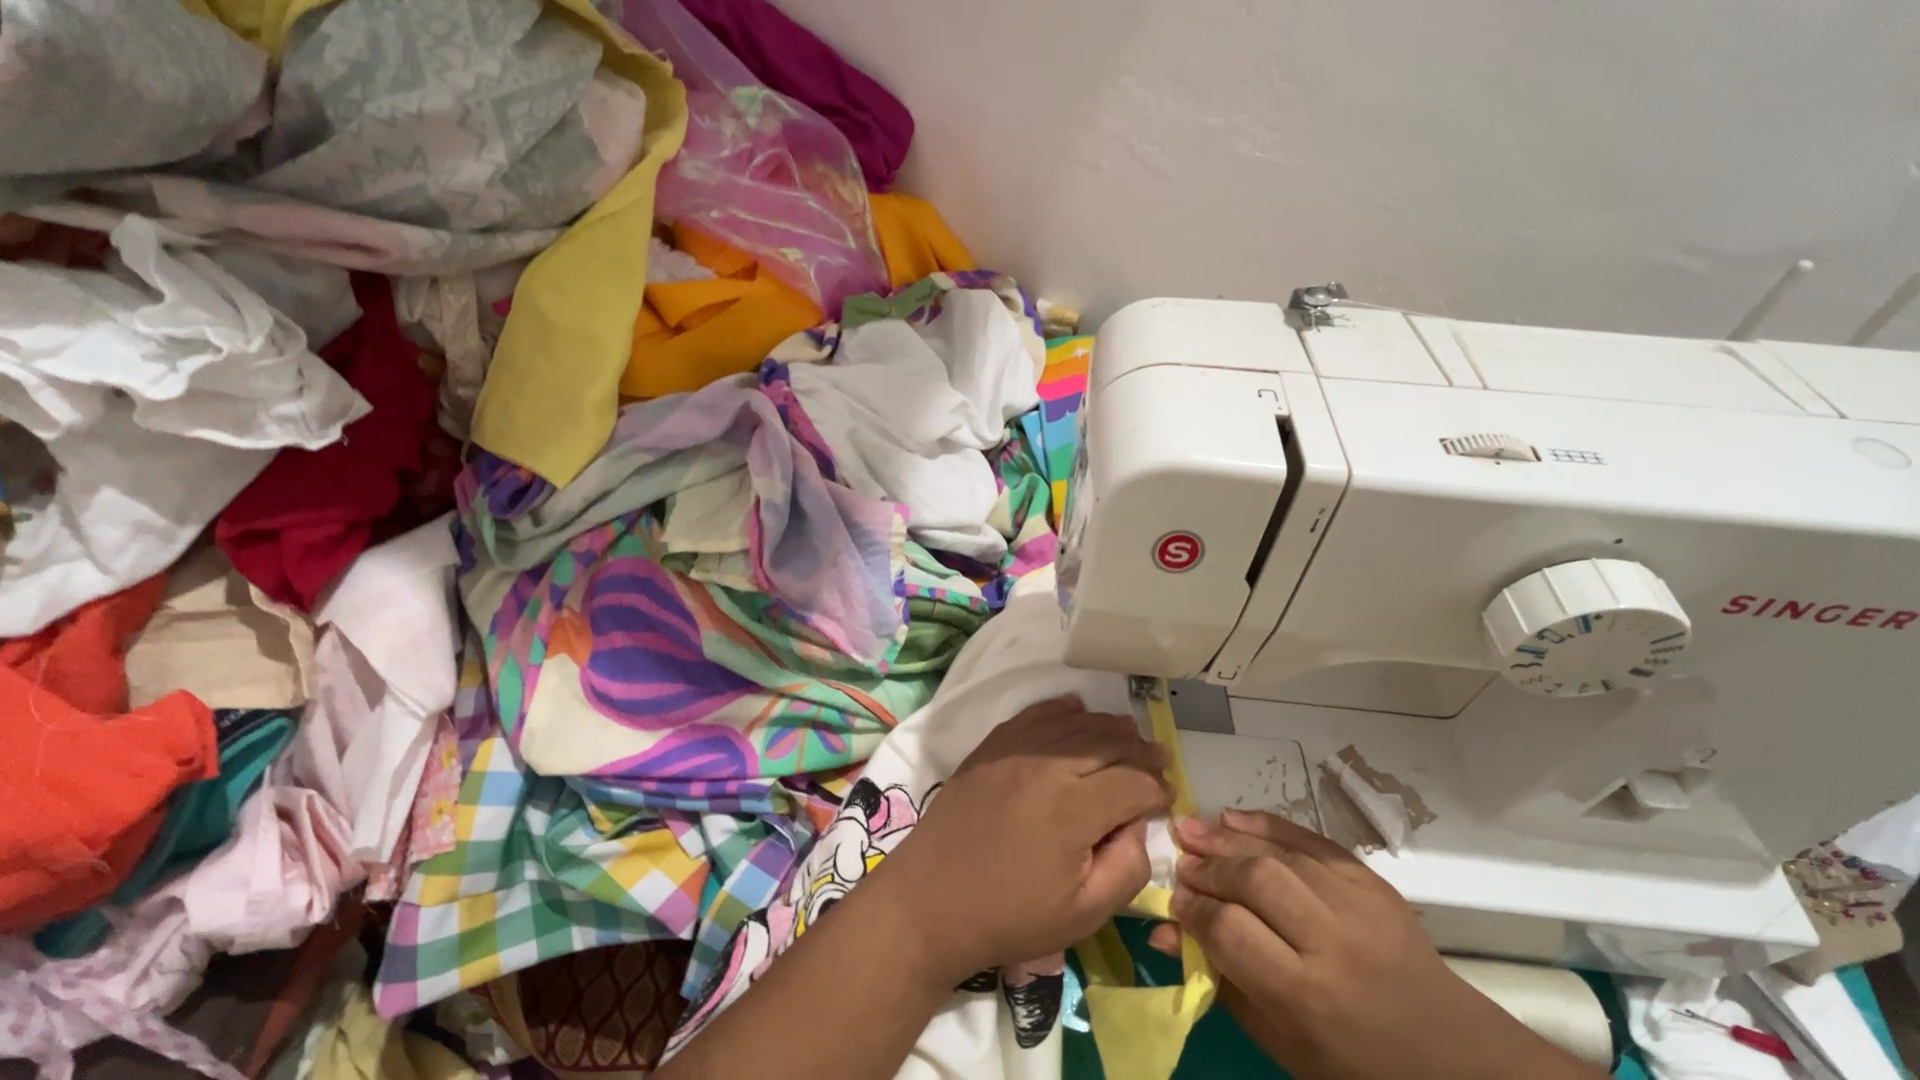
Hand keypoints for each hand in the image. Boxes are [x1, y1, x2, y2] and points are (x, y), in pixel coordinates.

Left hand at [871, 695, 1173, 984]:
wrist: (928, 905)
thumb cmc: (1008, 918)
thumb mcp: (1084, 915)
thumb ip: (1127, 868)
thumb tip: (1138, 826)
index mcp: (1073, 810)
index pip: (1134, 781)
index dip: (1159, 790)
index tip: (1166, 801)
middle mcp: (1046, 768)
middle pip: (1108, 741)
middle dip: (1141, 750)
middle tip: (1159, 761)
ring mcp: (1012, 753)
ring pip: (1073, 722)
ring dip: (1107, 726)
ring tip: (1128, 736)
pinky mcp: (987, 750)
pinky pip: (1032, 715)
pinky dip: (1060, 709)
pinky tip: (1075, 710)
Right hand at [1150, 810, 1604, 1079]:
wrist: (1452, 1054)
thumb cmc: (1354, 1063)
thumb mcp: (1280, 1042)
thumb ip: (1220, 982)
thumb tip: (1164, 932)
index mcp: (1306, 996)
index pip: (1230, 931)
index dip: (1193, 909)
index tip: (1170, 898)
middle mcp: (1334, 942)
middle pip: (1256, 881)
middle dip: (1209, 866)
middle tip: (1178, 858)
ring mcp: (1360, 907)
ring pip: (1282, 855)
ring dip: (1229, 838)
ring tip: (1191, 827)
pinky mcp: (1376, 884)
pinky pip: (1315, 842)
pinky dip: (1271, 825)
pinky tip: (1235, 818)